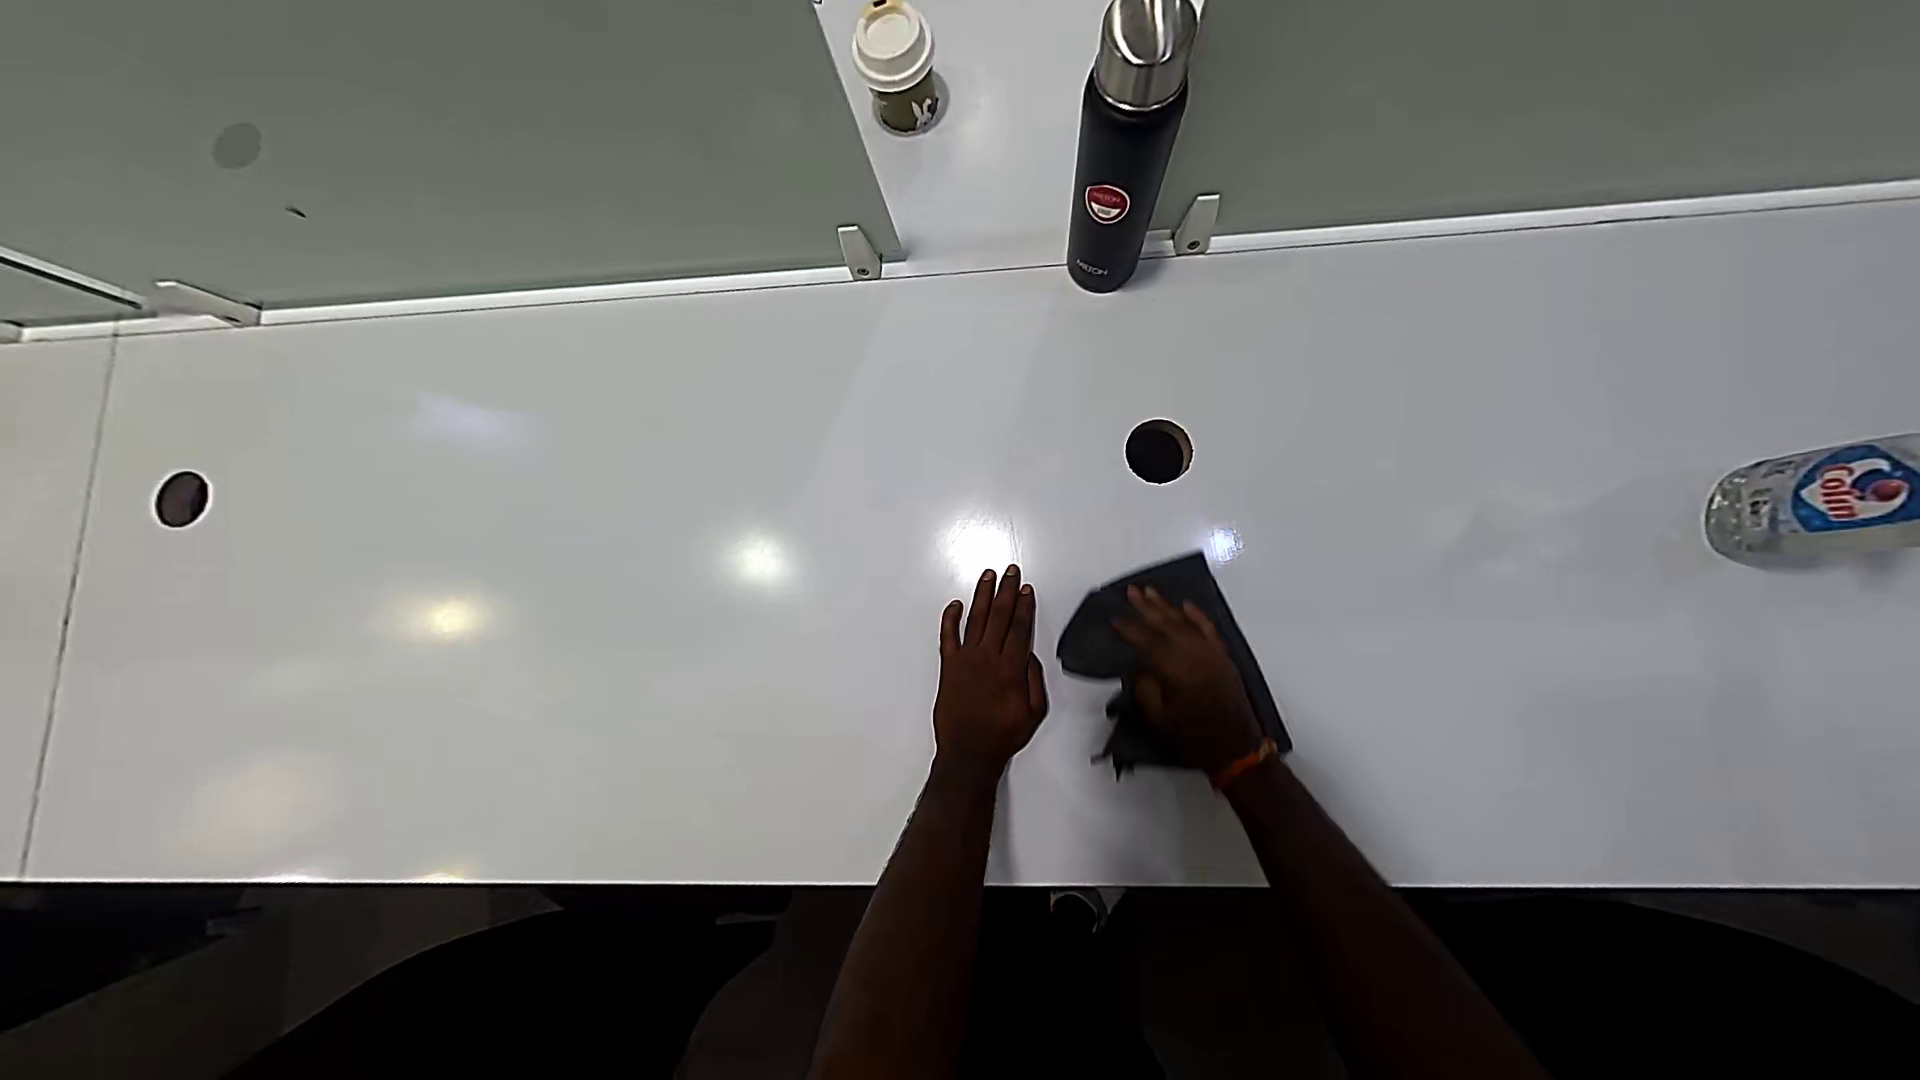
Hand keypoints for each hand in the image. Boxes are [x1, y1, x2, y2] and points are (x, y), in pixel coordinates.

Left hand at [933, 565, 1049, 777]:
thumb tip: (1028, 655)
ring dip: (982, 595)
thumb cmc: (1001, 734)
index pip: (1019, 627)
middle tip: (1011, 572)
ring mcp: (965, 660)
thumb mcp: (1034, 711)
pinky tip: (955, 605)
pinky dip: (950, 618)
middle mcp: (987, 658)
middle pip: (999, 615)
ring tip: (988, 577)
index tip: (1026, 590)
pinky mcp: (948, 667)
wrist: (969, 751)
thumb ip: (1033, 679)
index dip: (1024, 606)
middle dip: (1007, 590)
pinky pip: (948, 636)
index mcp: (1010, 668)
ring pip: (975, 619)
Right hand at [1114, 585, 1263, 774]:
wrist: (1235, 748)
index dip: (1129, 629)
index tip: (1115, 618)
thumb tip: (1139, 668)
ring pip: (1185, 623)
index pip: (1146, 641)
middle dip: (1145, 607)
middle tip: (1131, 592)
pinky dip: (1197, 616)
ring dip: (1166, 606)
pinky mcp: (1223, 657)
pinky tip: (1186, 605)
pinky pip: (1209, 630)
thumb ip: (1145, 688)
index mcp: (1175, 670)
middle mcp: (1194, 656)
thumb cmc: (1194, 736)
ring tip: (1150, 592)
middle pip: (1165, 625)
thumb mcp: (1158, 717)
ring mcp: (1211, 654)